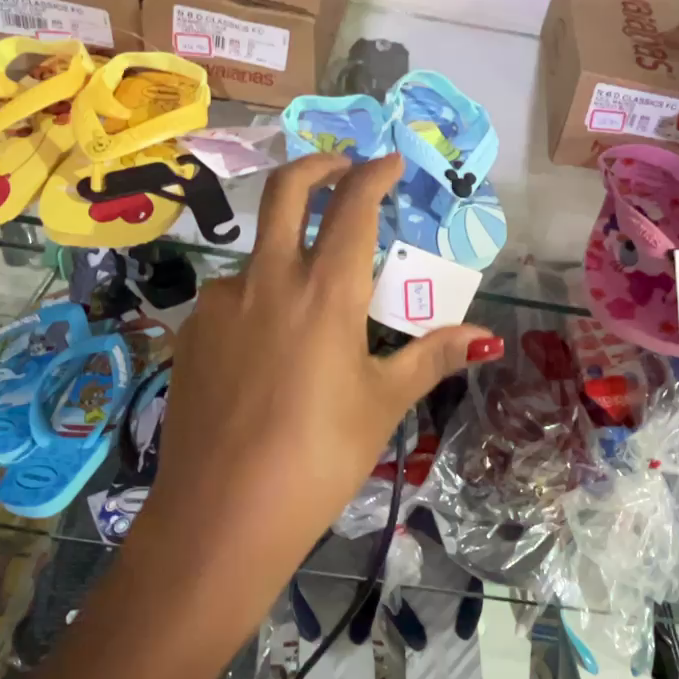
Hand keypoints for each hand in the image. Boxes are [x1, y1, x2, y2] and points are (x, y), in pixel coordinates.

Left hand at [152, 153, 501, 554]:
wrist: (220, 516)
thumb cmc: (319, 456)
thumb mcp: (383, 403)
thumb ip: (432, 356)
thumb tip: (487, 337)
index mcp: (326, 290)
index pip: (353, 205)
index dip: (374, 173)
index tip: (390, 162)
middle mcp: (269, 279)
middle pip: (286, 190)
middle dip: (318, 165)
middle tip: (342, 169)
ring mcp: (221, 302)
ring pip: (258, 254)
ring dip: (287, 254)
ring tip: (310, 308)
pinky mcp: (191, 332)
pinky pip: (232, 299)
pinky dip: (258, 302)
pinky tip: (267, 353)